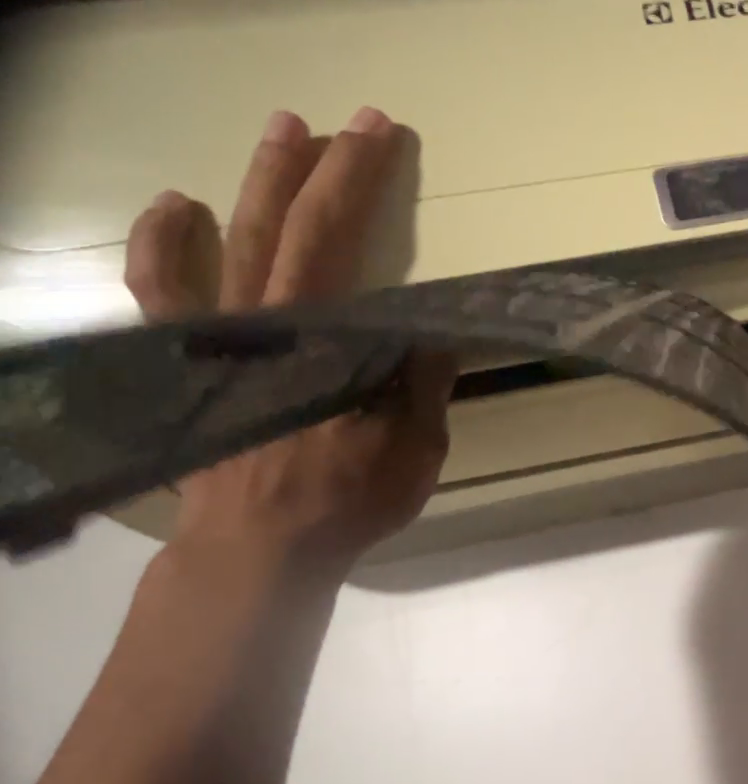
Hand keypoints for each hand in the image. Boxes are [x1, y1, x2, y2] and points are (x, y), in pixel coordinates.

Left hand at [123, 107, 453, 576]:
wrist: (262, 543)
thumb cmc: (350, 496)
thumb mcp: (416, 445)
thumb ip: (420, 383)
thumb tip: (434, 329)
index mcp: (326, 336)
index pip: (342, 240)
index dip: (360, 183)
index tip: (382, 138)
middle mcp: (265, 319)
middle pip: (288, 224)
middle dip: (321, 167)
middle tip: (350, 123)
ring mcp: (218, 335)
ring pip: (228, 238)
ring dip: (255, 181)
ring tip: (281, 133)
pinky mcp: (188, 357)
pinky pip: (161, 288)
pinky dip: (161, 242)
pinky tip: (174, 206)